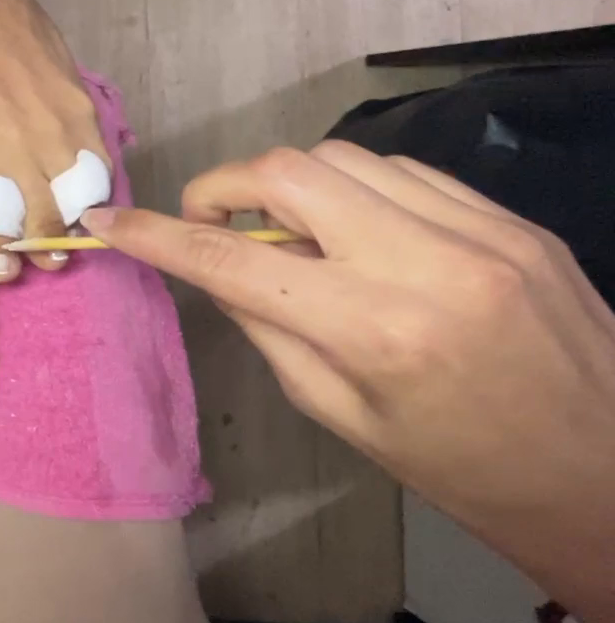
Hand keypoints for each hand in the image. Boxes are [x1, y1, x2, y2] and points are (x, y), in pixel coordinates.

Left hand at [0, 0, 106, 281]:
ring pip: (81, 193)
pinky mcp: (82, 99)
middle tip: (11, 251)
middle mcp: (47, 154)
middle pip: (54, 224)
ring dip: (61, 215)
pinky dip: (77, 179)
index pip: (11, 243)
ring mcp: (72, 125)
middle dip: (34, 245)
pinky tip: (55, 176)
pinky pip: (92, 156)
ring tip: (36, 220)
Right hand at [81, 142, 614, 622]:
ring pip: (342, 158)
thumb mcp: (333, 406)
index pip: (229, 258)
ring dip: (290, 184)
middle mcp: (430, 263)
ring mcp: (484, 233)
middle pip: (287, 171)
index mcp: (376, 328)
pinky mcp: (515, 222)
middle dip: (223, 186)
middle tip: (212, 221)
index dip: (155, 234)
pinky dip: (353, 189)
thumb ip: (263, 320)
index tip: (108, 220)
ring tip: (291, 230)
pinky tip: (356, 229)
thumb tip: (213, 263)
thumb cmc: (458, 465)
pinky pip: (402, 172)